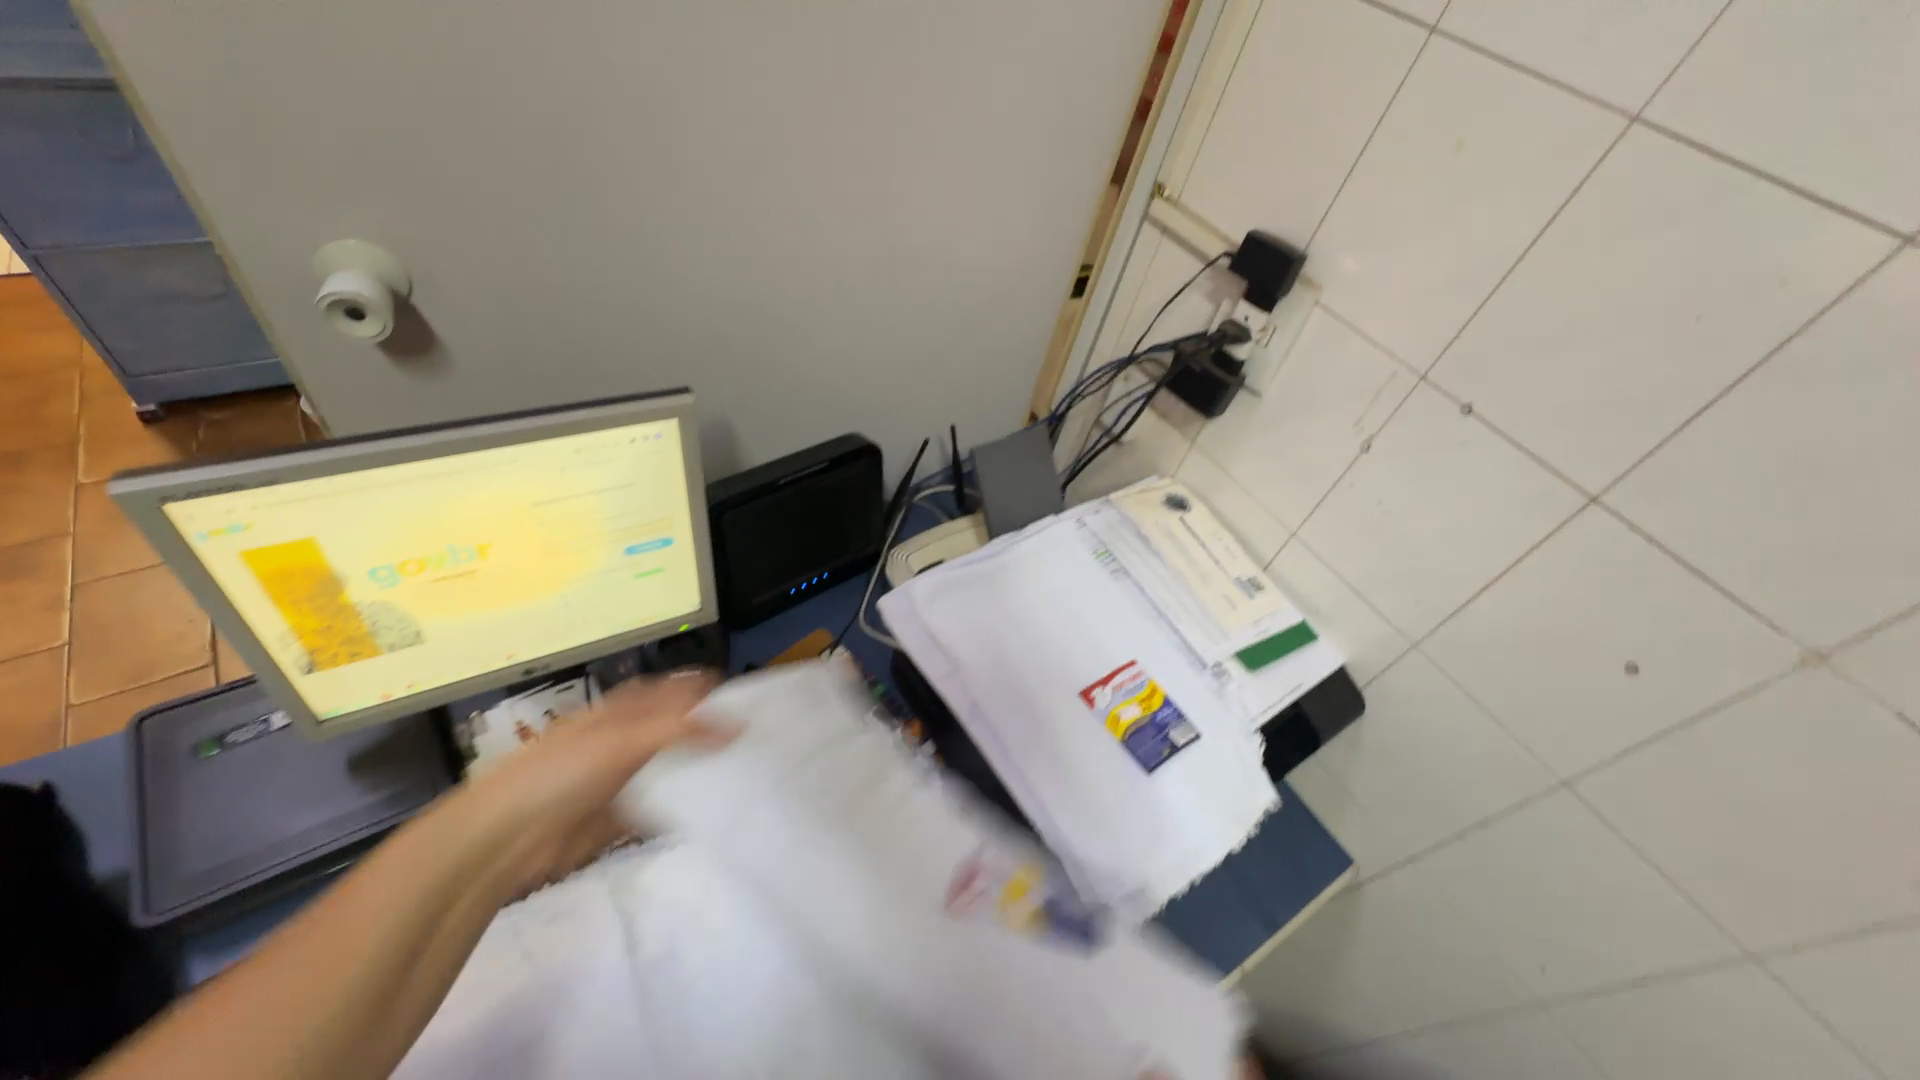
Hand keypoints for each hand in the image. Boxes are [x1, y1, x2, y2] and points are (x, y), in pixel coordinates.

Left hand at [456, 671, 731, 897]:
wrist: (506, 837)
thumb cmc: (561, 773)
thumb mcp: (623, 740)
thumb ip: (681, 730)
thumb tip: (740, 724)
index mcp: (623, 710)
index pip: (674, 691)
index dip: (707, 692)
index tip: (752, 702)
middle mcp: (627, 739)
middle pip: (679, 729)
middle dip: (713, 731)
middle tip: (761, 740)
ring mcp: (625, 779)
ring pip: (674, 768)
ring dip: (703, 770)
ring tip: (751, 773)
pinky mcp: (623, 818)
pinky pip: (664, 807)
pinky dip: (687, 806)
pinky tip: (718, 809)